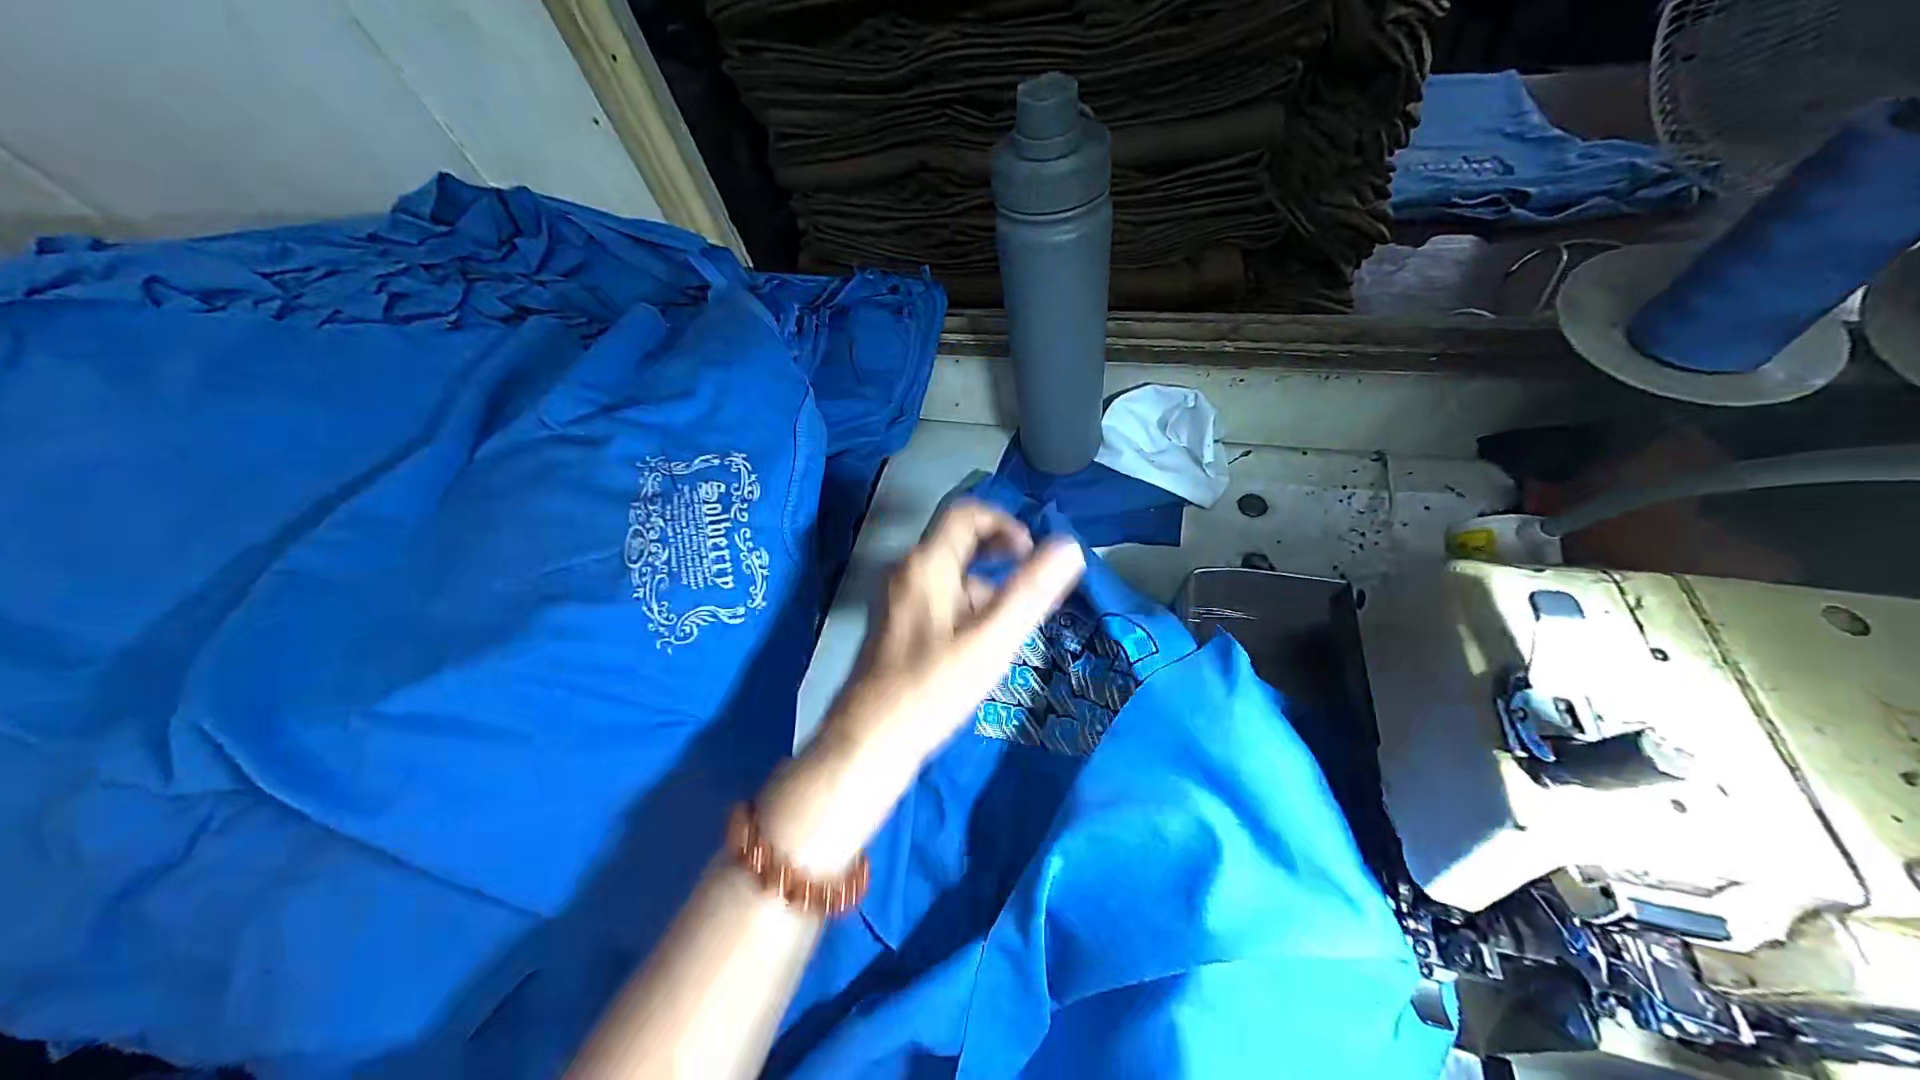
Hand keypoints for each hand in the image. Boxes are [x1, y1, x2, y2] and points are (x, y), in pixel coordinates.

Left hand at [759, 499, 1084, 872]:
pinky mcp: (899, 628)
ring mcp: (900, 601)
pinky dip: (969, 610)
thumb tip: (1071, 547)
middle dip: (1001, 558)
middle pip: (960, 543)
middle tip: (1031, 586)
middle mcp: (908, 573)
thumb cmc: (933, 687)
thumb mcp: (992, 639)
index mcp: (926, 564)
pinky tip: (984, 649)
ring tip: (1014, 626)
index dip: (1006, 524)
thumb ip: (1031, 591)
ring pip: (953, 577)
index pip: (967, 514)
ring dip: (988, 589)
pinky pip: (941, 601)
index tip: (1033, 554)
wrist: (872, 739)